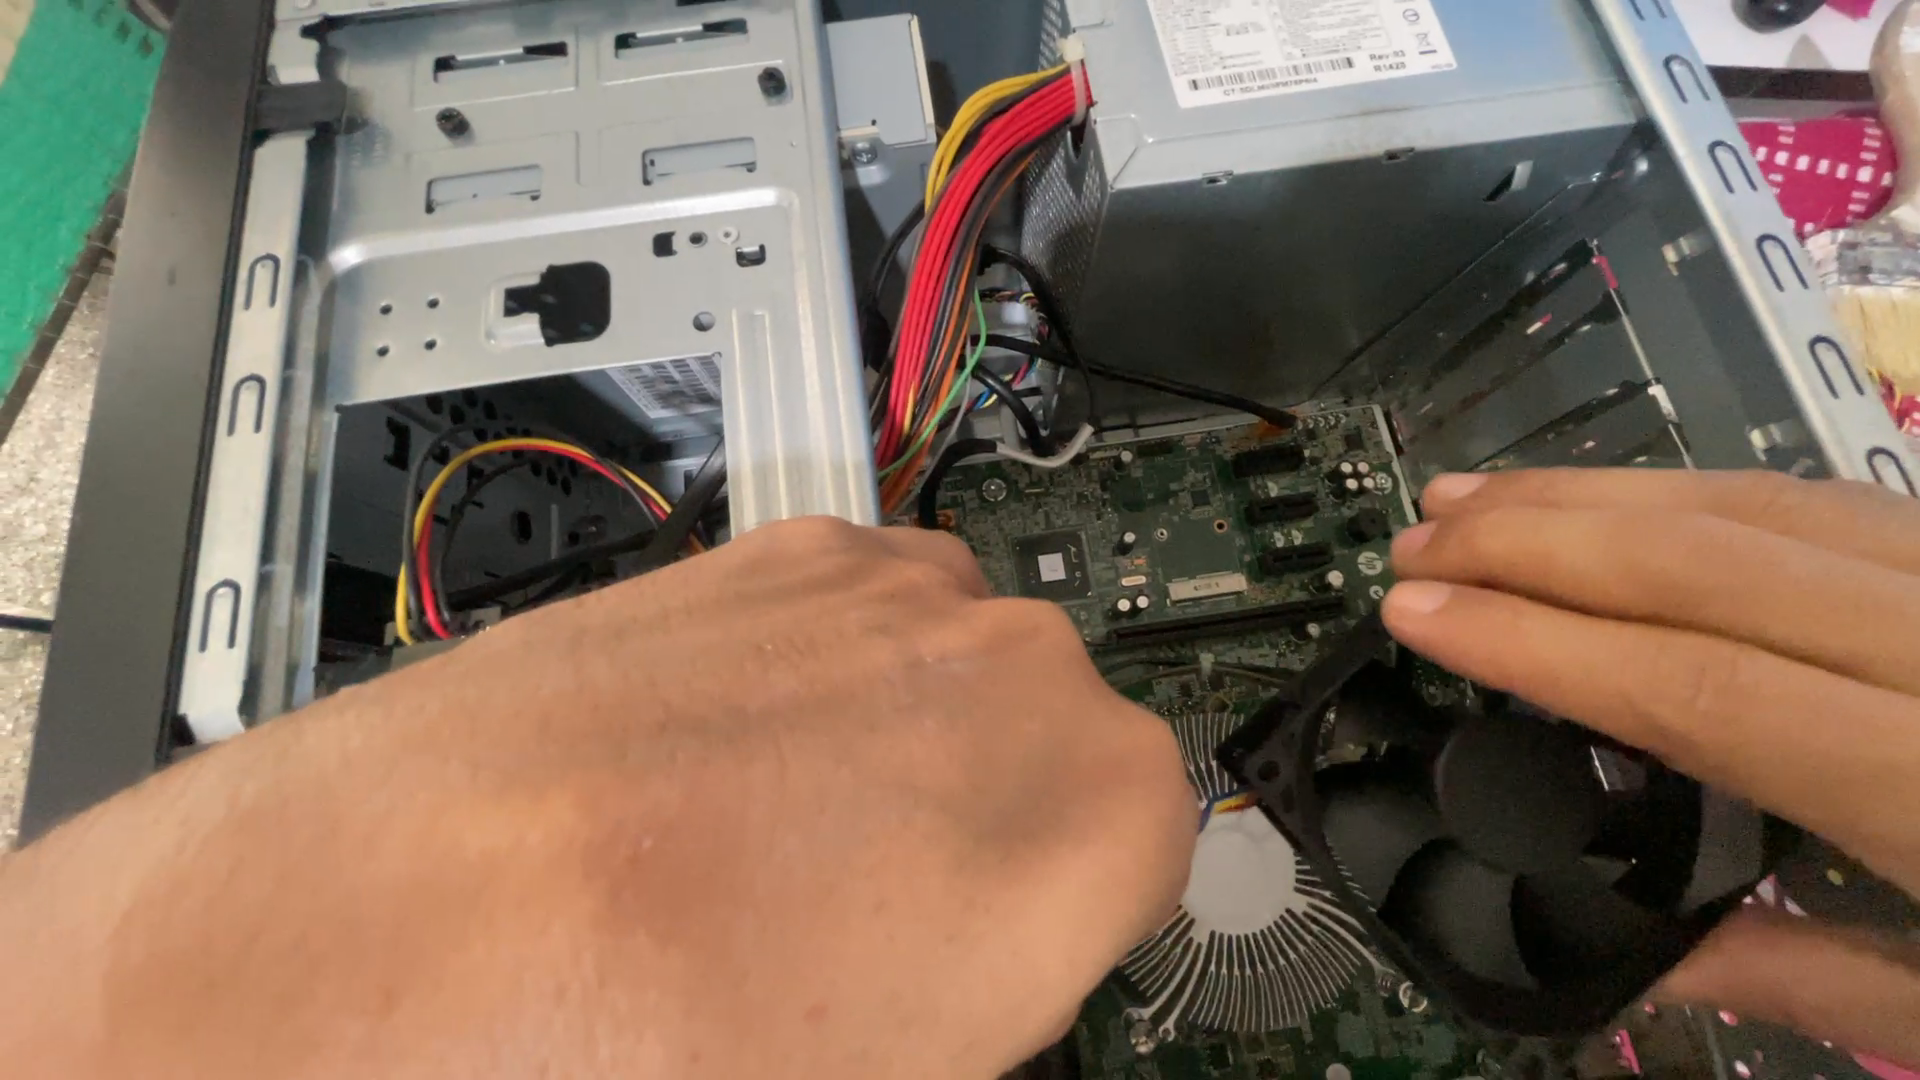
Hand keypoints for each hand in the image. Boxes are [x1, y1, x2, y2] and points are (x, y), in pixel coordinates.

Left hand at [0, 518, 1194, 1078]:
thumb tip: (997, 919)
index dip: (1079, 885)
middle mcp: (1018, 669)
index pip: (1155, 825)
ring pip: (968, 657)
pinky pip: (877, 604)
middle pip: (1061, 729)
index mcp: (1092, 811)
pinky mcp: (794, 546)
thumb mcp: (903, 1067)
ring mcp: (902, 589)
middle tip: (886, 886)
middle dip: (999, 805)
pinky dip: (845, 663)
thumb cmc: (649, 1058)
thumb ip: (1006, 973)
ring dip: (919, 727)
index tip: (1017, 915)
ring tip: (796, 812)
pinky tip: (750, 734)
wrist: (387, 938)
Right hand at [1381, 468, 1919, 1062]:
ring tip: (1461, 499)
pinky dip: (1672, 490)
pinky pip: (1808, 503)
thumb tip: (1622, 965)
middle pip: (1711, 562)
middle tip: (1412, 543)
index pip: (1700, 688)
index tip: (1409, 613)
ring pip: (1753, 506)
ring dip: (1581, 494)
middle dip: (1530, 542)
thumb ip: (1810, 978)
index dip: (1533, 643)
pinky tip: (1593, 496)